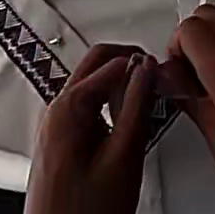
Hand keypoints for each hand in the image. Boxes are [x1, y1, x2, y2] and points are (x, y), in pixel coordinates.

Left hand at [25, 44, 156, 213]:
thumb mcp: (124, 154)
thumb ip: (138, 104)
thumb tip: (148, 68)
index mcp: (67, 107)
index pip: (111, 59)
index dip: (141, 61)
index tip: (161, 72)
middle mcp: (55, 111)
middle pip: (96, 63)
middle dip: (128, 64)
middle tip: (153, 78)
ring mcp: (54, 127)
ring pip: (91, 84)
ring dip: (118, 86)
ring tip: (142, 106)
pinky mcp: (58, 143)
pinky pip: (86, 107)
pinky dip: (108, 106)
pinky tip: (123, 127)